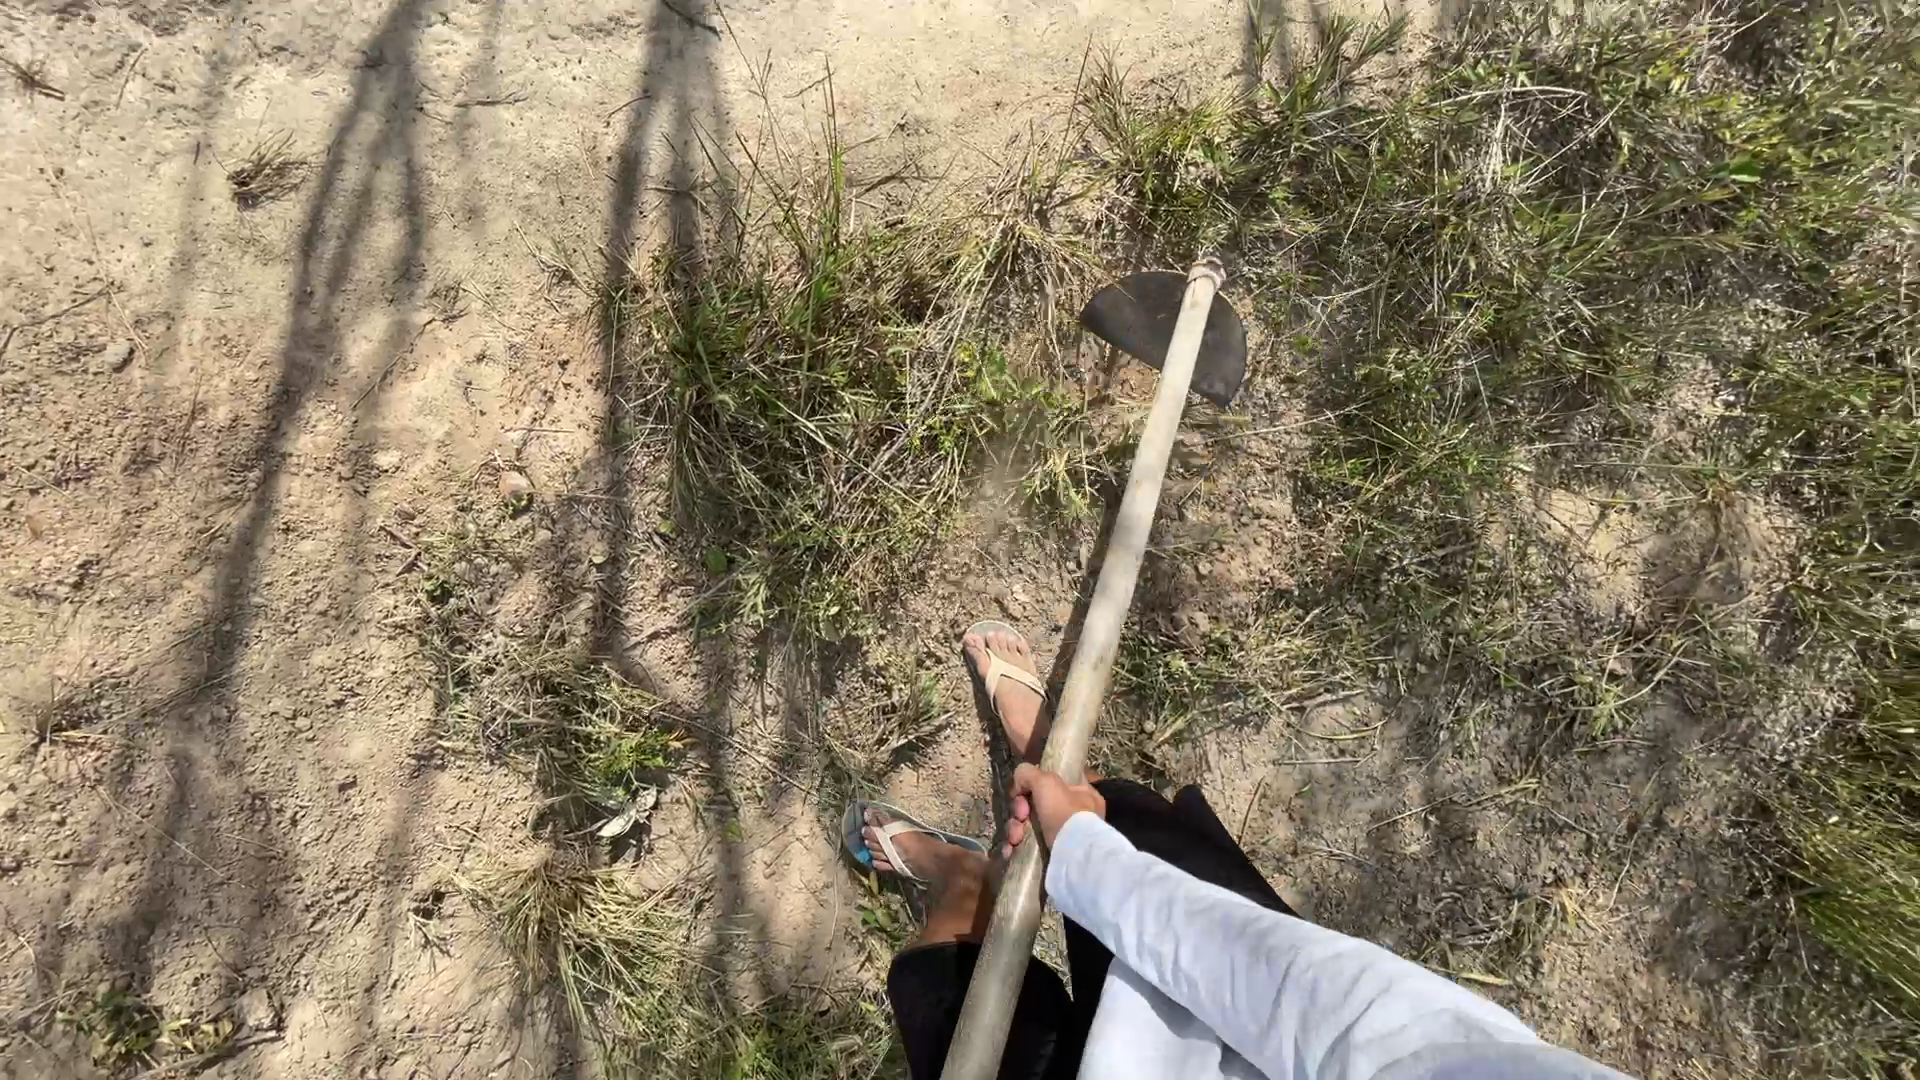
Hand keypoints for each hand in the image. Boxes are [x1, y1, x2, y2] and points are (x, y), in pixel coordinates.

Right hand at [1005, 763, 1104, 853]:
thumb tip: (1019, 782)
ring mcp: (1064, 838)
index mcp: (1082, 793)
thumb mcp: (1046, 781)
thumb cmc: (1064, 812)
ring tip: (1015, 838)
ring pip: (1029, 826)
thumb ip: (1028, 773)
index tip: (1022, 791)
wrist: (1073, 857)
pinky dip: (1016, 847)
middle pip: (1036, 805)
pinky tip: (1011, 849)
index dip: (1033, 785)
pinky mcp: (1052, 857)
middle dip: (1020, 810)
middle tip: (1020, 816)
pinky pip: (1029, 846)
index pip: (1053, 783)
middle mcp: (1075, 815)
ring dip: (1015, 830)